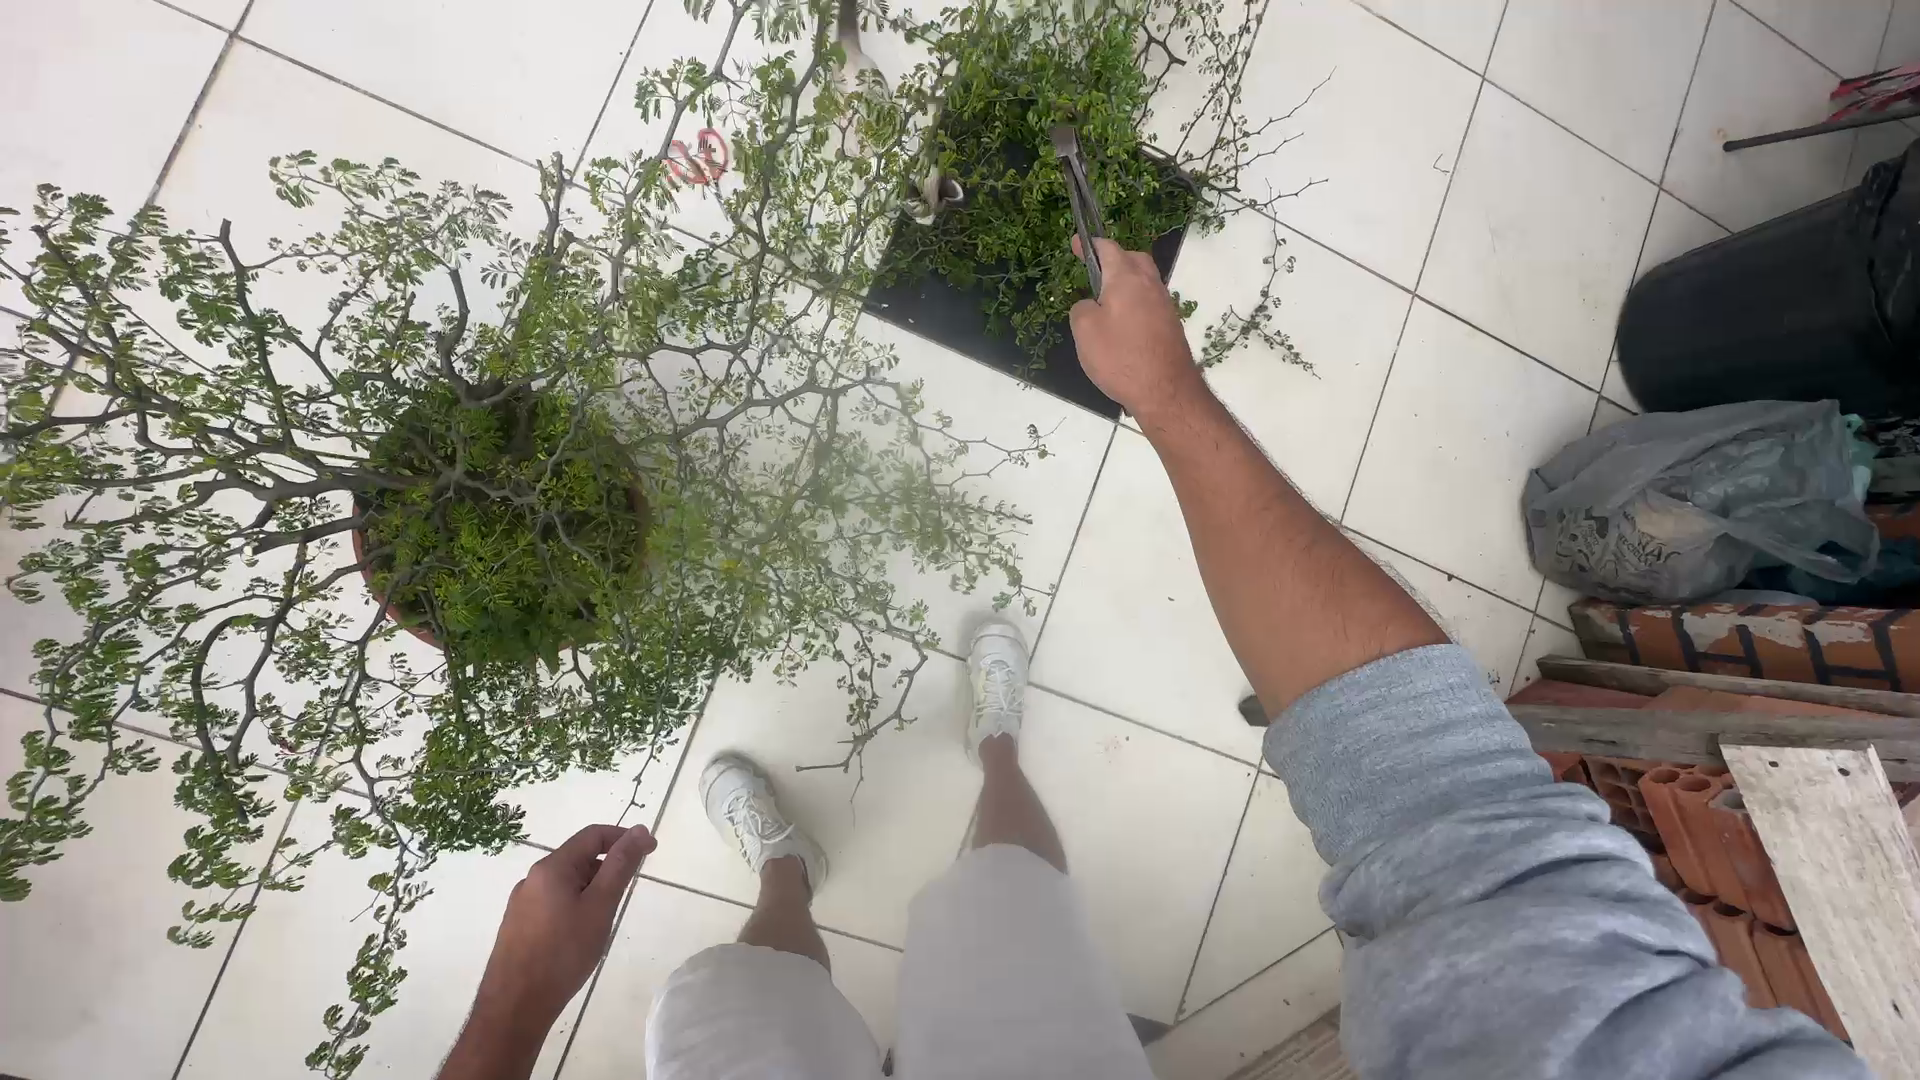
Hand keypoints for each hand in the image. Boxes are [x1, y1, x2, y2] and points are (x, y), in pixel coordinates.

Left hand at [439, 824, 654, 1079]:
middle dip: (608, 867)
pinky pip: (554, 902)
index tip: (650, 852)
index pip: (593, 835)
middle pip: (579, 857)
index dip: (625, 838)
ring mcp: (521, 904)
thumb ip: (621, 865)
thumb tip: (640, 830)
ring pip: (567, 882)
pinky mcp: (517, 927)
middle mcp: (532, 879)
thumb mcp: (600, 905)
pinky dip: (575, 905)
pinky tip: (580, 935)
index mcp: (551, 868)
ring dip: (592, 889)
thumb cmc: (563, 953)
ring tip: (604, 919)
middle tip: (626, 894)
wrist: (513, 1010)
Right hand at [1068, 236, 1207, 424]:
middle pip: (1134, 259)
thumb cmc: (1120, 357)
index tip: (1077, 243)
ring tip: (1106, 299)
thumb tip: (1091, 305)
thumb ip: (1081, 309)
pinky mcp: (1169, 326)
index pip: (1108, 249)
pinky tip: (1124, 323)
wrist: (1165, 390)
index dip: (1090, 245)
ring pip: (1144, 281)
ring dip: (1127, 281)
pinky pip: (1150, 302)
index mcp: (1126, 278)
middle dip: (1115, 258)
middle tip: (1095, 269)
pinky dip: (1135, 302)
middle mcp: (1150, 285)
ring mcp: (1164, 305)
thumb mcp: (1084, 331)